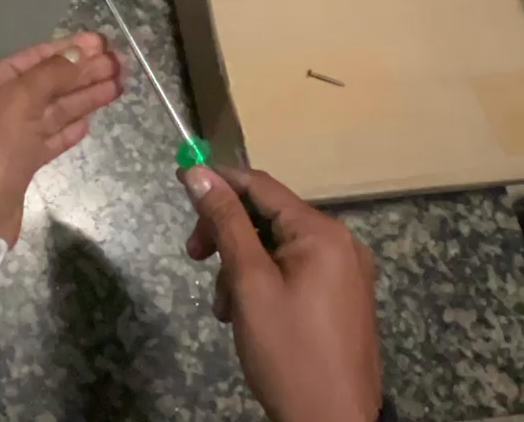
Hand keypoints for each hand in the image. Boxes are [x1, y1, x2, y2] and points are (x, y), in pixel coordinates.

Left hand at [0, 32, 121, 246]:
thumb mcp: (20, 99)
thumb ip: (52, 73)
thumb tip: (80, 52)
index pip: (36, 57)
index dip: (70, 49)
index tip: (103, 43)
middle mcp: (0, 104)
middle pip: (49, 82)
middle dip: (83, 72)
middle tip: (120, 63)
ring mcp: (12, 134)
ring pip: (54, 109)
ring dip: (85, 97)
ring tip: (119, 85)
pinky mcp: (23, 162)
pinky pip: (51, 137)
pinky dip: (70, 128)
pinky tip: (90, 121)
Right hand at [183, 165, 381, 421]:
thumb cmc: (289, 352)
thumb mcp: (248, 281)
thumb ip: (224, 221)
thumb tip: (198, 171)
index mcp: (322, 232)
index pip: (260, 185)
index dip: (217, 180)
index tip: (179, 181)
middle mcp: (340, 243)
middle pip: (267, 215)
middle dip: (225, 233)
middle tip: (194, 255)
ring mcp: (345, 272)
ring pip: (274, 245)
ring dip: (239, 264)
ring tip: (224, 306)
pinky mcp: (341, 298)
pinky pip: (292, 269)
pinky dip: (262, 281)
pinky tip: (245, 313)